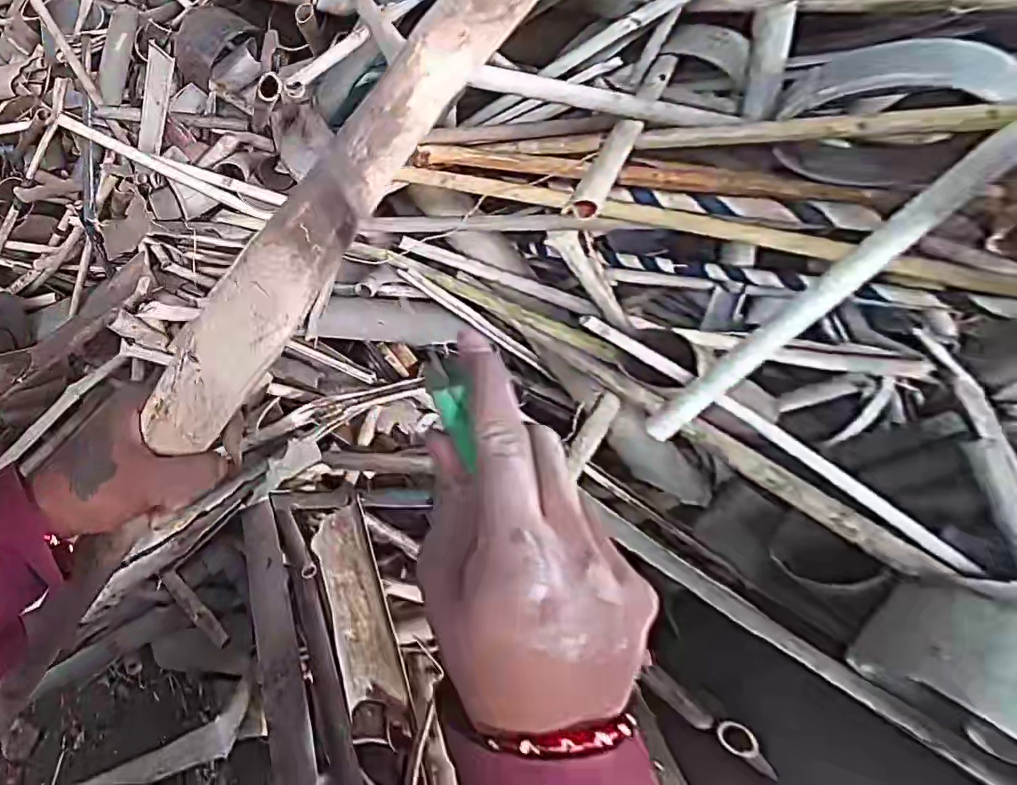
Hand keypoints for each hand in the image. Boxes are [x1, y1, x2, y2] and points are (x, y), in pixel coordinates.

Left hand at [28, 382, 226, 536]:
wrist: (45, 515)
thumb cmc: (82, 489)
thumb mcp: (147, 481)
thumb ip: (193, 472)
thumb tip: (224, 464)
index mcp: (136, 401)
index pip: (192, 397)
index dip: (215, 421)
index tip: (228, 445)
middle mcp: (133, 411)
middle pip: (187, 431)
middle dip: (191, 465)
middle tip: (180, 487)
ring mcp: (128, 435)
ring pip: (175, 454)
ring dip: (174, 483)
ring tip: (156, 502)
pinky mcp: (124, 459)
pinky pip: (159, 470)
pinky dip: (160, 490)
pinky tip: (146, 507)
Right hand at [420, 330, 657, 736]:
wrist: (550, 731)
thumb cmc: (484, 656)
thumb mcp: (442, 571)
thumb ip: (450, 498)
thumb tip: (445, 443)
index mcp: (518, 549)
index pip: (504, 441)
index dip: (486, 385)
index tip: (472, 349)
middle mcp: (577, 553)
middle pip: (543, 447)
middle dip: (504, 432)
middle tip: (466, 439)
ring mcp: (614, 568)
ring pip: (566, 481)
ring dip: (527, 479)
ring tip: (499, 517)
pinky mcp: (637, 581)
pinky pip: (590, 519)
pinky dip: (555, 514)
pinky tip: (535, 550)